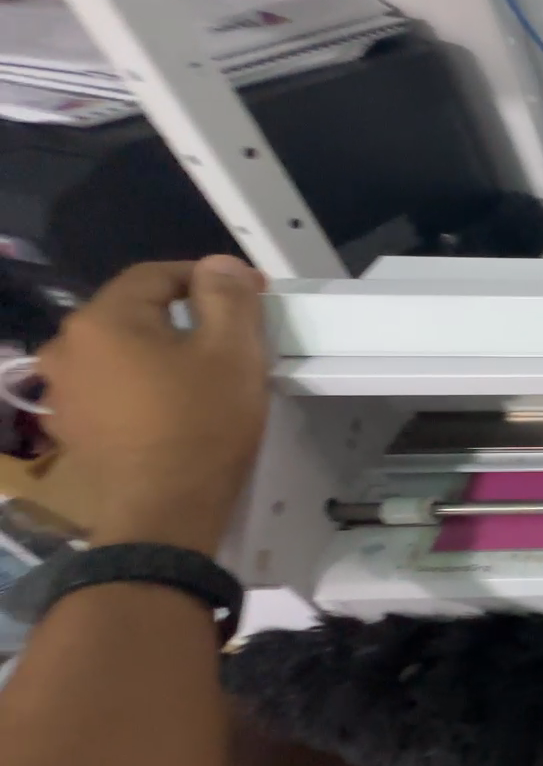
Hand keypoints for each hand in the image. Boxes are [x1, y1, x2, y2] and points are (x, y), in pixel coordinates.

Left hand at [36, 256, 268, 555]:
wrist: (166, 501)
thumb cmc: (205, 420)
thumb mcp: (234, 353)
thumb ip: (228, 300)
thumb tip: (220, 264)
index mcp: (105, 320)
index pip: (155, 275)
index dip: (208, 276)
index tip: (254, 292)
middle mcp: (69, 345)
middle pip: (135, 311)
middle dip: (187, 314)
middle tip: (238, 334)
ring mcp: (64, 386)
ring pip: (123, 348)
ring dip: (165, 348)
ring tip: (210, 371)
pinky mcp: (74, 420)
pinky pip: (114, 383)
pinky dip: (148, 380)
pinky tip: (179, 402)